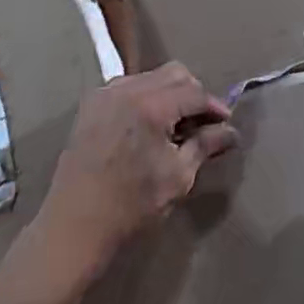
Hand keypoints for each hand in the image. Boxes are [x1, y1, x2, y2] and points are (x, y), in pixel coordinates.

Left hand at [37, 62, 238, 270]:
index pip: (195, 92)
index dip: (215, 107)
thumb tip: (231, 132)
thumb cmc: (131, 207)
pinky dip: (146, 98)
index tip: (226, 125)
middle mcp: (127, 90)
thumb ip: (205, 145)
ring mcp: (105, 95)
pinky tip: (149, 126)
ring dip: (169, 94)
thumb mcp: (178, 177)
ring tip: (176, 126)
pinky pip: (128, 87)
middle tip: (202, 124)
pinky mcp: (90, 106)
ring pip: (151, 77)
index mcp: (151, 106)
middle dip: (193, 94)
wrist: (73, 229)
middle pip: (175, 74)